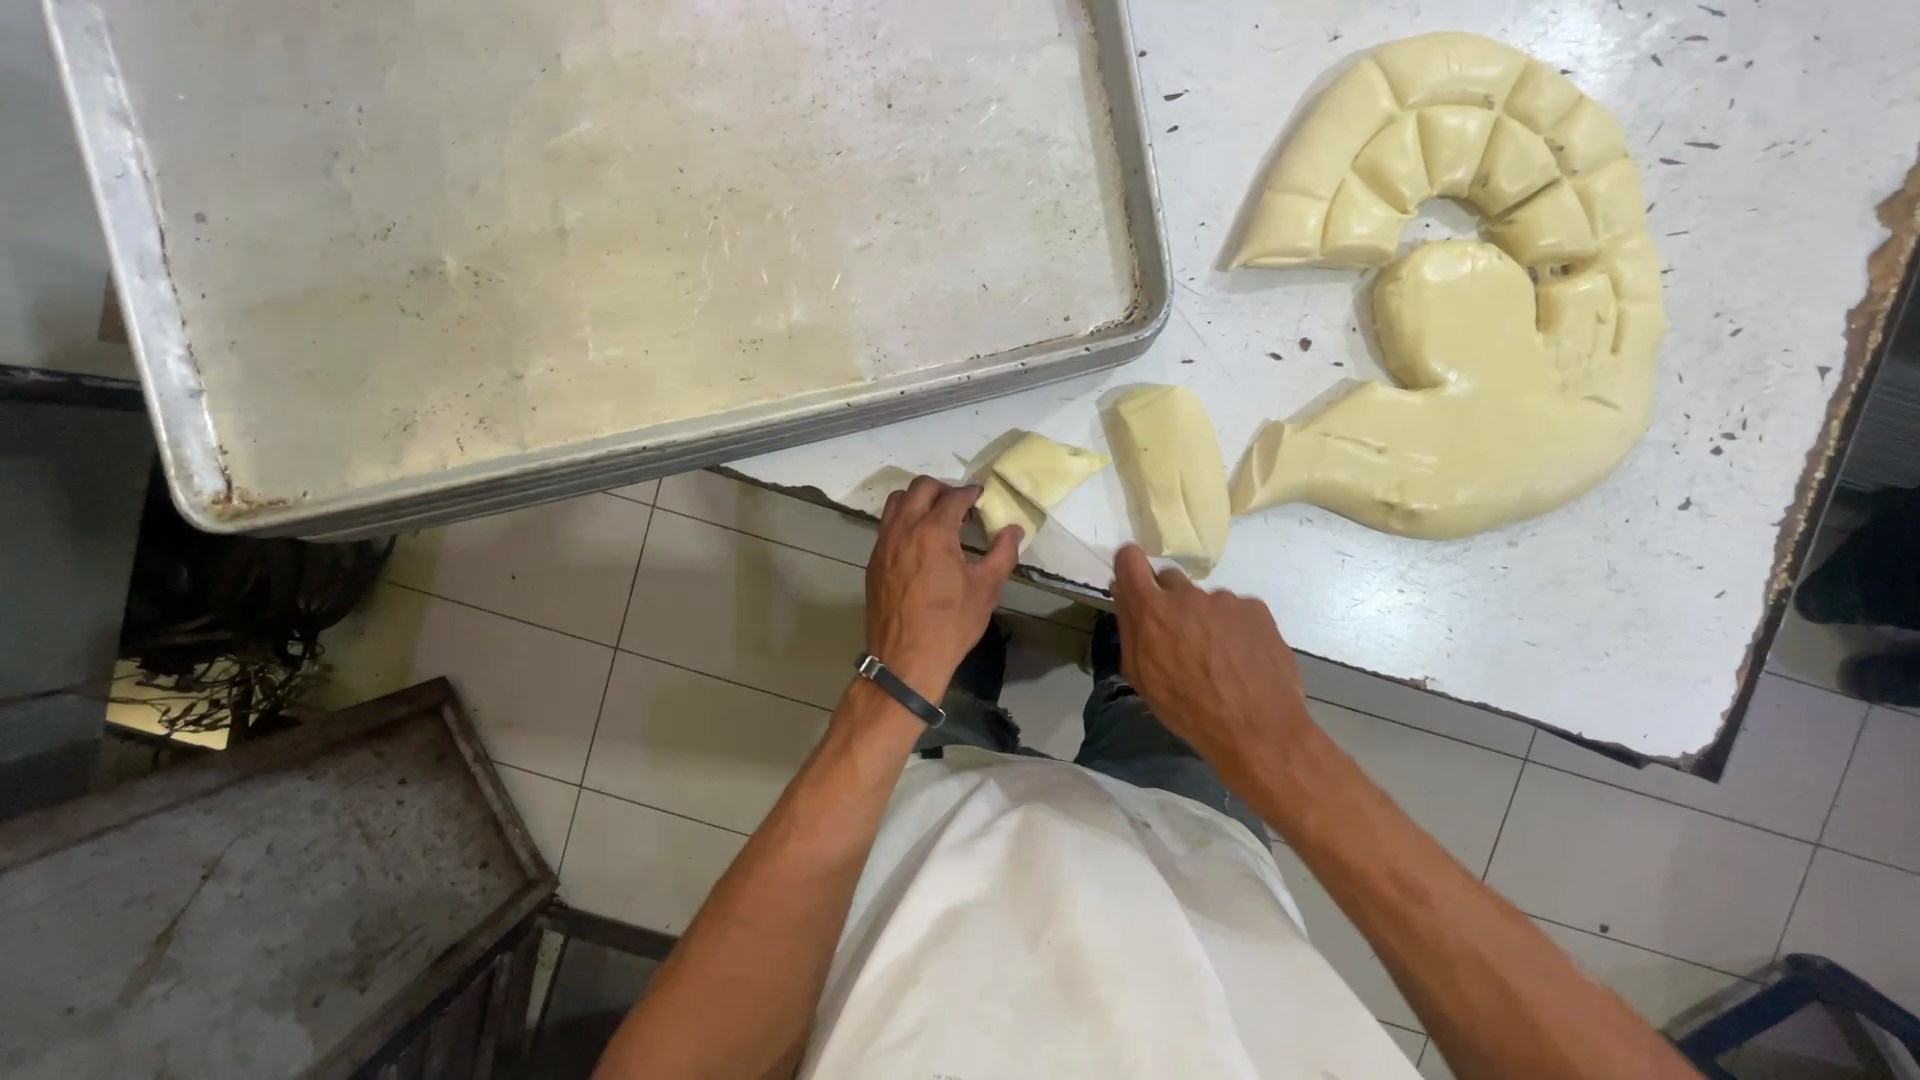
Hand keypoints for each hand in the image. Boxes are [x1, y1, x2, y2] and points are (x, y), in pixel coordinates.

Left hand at [864, 477, 1021, 703]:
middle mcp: (904, 529)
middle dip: (943, 489)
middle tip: (960, 504)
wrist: (905, 660)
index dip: (970, 493)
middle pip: (920, 488)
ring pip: (896, 502)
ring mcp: (884, 545)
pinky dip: (903, 520)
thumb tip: (1014, 530)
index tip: (981, 497)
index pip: (953, 497)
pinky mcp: (874, 562)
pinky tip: (918, 541)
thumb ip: (1003, 553)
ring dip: (918, 500)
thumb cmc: (950, 625)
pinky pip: (886, 526)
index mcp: (933, 532)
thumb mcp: (986, 589)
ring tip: (936, 517)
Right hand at [1110, 544, 1310, 782]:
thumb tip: (1123, 594)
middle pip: (1168, 579)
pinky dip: (1233, 626)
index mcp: (1153, 611)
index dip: (1129, 565)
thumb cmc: (1188, 709)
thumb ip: (1129, 629)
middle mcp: (1188, 595)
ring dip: (1203, 617)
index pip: (1130, 560)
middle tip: (1178, 635)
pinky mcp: (1255, 608)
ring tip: (1217, 656)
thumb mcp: (1142, 678)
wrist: (1256, 728)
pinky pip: (1235, 609)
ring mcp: (1225, 599)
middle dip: (1167, 599)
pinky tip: (1240, 656)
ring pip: (1204, 599)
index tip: (1133, 580)